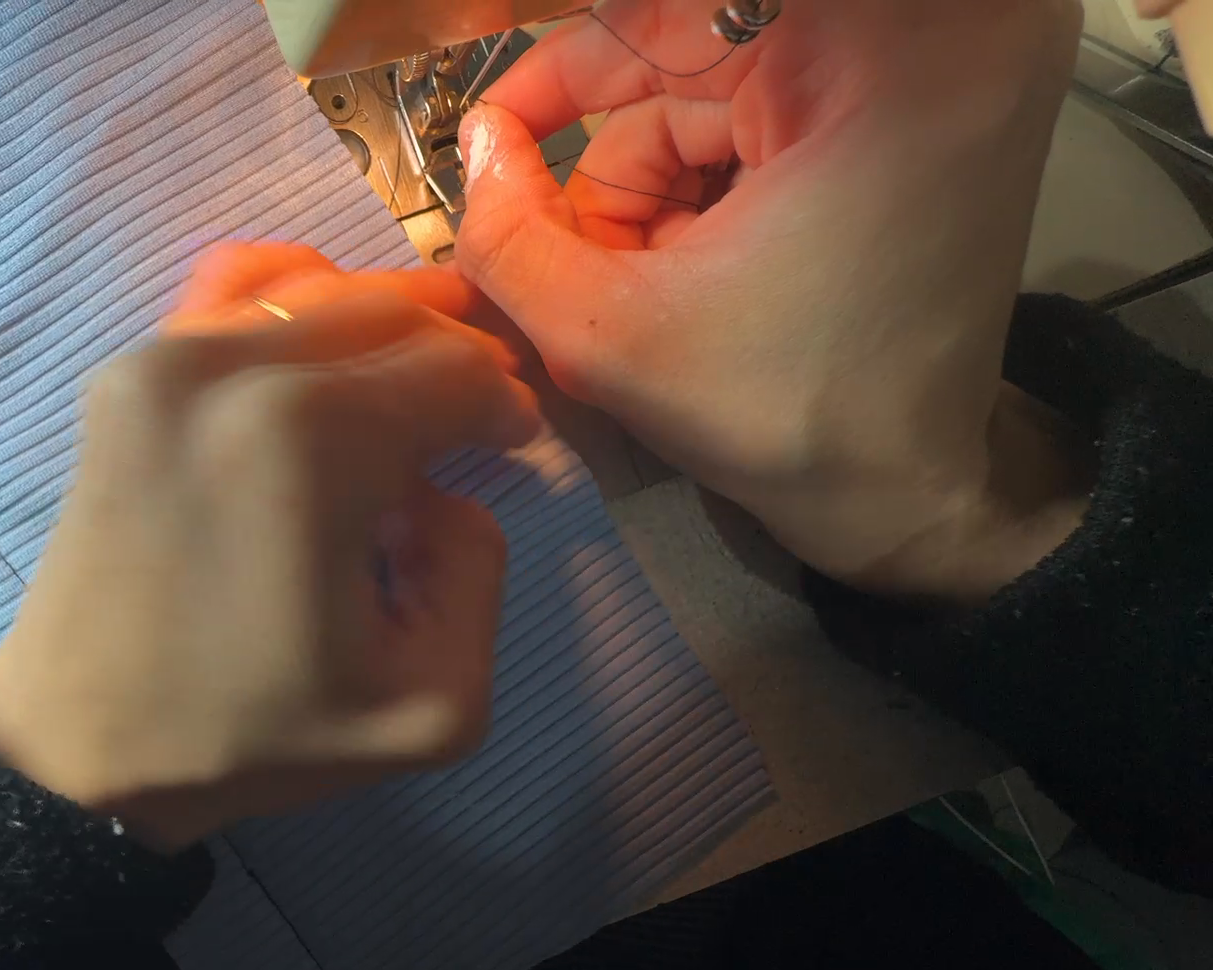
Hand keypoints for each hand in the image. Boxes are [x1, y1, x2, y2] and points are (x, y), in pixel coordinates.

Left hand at [0, 245, 540, 850]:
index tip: (509, 440)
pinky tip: (312, 336)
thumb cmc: (249, 736)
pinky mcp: (124, 378)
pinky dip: (288, 297)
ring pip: (311, 292)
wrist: (80, 744)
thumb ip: (481, 572)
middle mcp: (233, 370)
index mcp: (315, 440)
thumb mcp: (430, 706)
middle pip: (388, 313)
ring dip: (378, 322)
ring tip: (402, 377)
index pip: (453, 370)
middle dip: (450, 354)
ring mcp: (163, 361)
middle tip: (468, 412)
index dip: (500, 402)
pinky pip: (225, 295)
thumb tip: (443, 489)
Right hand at [455, 0, 1089, 602]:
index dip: (563, 69)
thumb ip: (504, 238)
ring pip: (695, 104)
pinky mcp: (892, 125)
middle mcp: (927, 31)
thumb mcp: (597, 334)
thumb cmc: (768, 416)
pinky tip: (671, 279)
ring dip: (632, 202)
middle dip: (597, 168)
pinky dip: (675, 205)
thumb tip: (477, 147)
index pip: (669, 11)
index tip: (491, 136)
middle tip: (553, 252)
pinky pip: (734, 134)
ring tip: (630, 294)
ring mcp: (915, 76)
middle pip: (682, 51)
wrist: (889, 486)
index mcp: (884, 48)